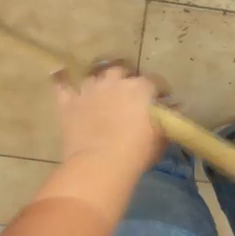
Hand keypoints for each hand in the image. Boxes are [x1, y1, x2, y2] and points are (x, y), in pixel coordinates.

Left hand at [52, 62, 164, 180]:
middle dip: (125, 81)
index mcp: (140, 88)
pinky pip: (62, 86)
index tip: (160, 100)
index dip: (158, 90)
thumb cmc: (137, 152)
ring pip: (94, 78)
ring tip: (100, 96)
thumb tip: (172, 111)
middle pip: (120, 72)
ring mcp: (88, 90)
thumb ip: (167, 119)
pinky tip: (64, 82)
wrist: (100, 163)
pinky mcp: (68, 102)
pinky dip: (64, 84)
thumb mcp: (161, 137)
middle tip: (127, 97)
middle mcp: (114, 82)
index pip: (154, 81)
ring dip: (99, 85)